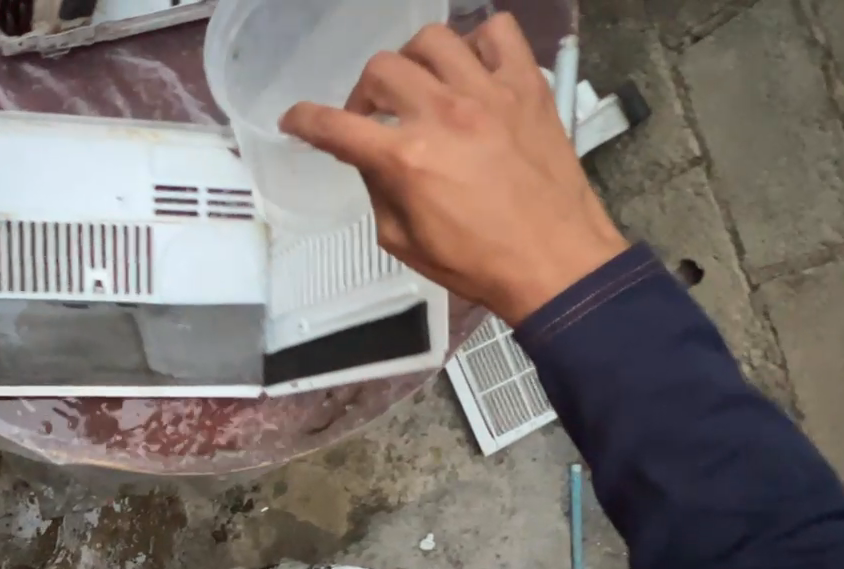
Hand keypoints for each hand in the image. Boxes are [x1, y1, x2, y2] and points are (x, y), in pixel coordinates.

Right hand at [281, 16, 628, 323]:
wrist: (550, 258)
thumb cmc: (471, 261)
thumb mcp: (401, 239)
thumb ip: (379, 189)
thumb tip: (371, 158)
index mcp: (405, 161)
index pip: (337, 127)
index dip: (304, 120)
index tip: (293, 120)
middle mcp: (442, 114)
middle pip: (380, 70)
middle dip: (362, 95)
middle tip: (370, 120)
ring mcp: (489, 92)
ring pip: (432, 40)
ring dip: (412, 63)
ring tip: (418, 89)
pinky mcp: (527, 85)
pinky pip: (497, 32)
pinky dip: (474, 45)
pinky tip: (469, 74)